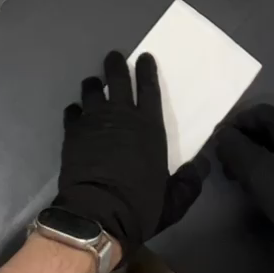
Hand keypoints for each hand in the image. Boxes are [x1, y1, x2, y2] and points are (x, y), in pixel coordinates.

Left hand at [53, 51, 208, 258]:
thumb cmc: (140, 205)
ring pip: (91, 91)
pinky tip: (76, 112)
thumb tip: (201, 165)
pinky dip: (75, 110)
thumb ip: (189, 181)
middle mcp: (121, 116)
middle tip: (113, 57)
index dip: (146, 70)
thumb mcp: (175, 199)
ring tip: (92, 83)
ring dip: (92, 85)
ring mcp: (93, 122)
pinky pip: (72, 112)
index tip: (144, 57)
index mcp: (149, 126)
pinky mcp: (72, 134)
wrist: (98, 215)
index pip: (149, 88)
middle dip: (115, 64)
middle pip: (116, 79)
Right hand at [215, 104, 273, 259]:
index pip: (259, 112)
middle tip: (226, 162)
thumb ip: (234, 147)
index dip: (235, 123)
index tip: (219, 142)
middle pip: (267, 129)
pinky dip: (267, 169)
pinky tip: (256, 186)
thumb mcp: (255, 169)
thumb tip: (222, 133)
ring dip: (253, 158)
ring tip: (237, 176)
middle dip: (243, 142)